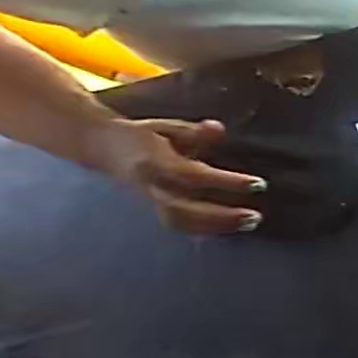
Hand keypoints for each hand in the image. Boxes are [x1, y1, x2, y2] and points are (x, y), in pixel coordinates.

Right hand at [83, 119, 266, 234]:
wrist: (99, 144)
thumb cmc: (144, 134)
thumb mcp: (168, 127)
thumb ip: (195, 132)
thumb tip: (217, 128)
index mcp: (154, 162)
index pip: (193, 176)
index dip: (226, 182)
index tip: (259, 185)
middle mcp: (150, 184)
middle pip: (184, 208)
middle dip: (222, 216)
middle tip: (255, 217)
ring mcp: (148, 199)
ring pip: (179, 221)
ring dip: (216, 226)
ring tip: (249, 223)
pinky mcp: (150, 208)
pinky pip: (176, 224)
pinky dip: (203, 230)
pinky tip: (230, 229)